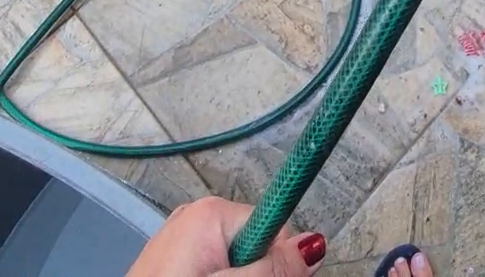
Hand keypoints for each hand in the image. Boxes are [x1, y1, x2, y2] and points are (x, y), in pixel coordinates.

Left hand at [126, 197, 326, 276]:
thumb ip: (271, 269)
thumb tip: (314, 244)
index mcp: (212, 213)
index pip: (273, 228)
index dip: (278, 263)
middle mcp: (197, 218)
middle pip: (255, 248)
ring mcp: (181, 243)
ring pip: (235, 265)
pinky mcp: (170, 267)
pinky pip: (211, 270)